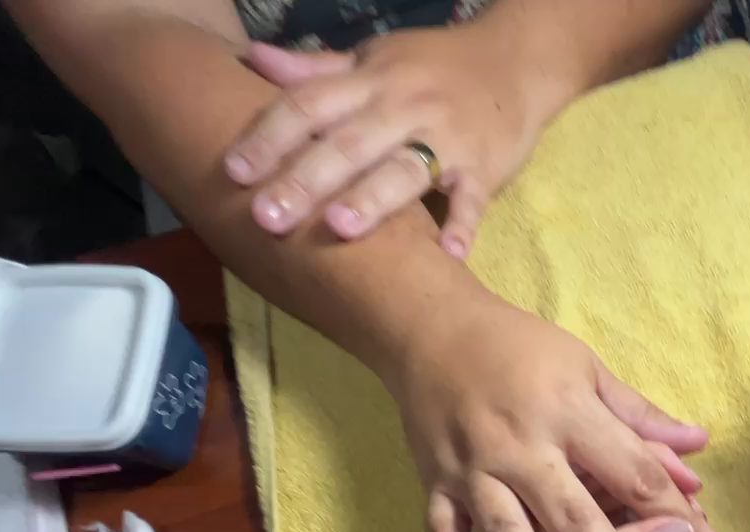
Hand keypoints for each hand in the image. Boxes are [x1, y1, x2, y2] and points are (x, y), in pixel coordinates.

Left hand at [224, 20, 567, 255]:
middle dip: (306, 180)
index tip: (235, 173)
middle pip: (348, 143)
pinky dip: (463, 224)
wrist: (514, 63)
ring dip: (373, 199)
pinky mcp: (485, 167)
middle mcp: (403, 106)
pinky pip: (472, 198)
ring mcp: (447, 138)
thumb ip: (320, 71)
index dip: (270, 137)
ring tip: (340, 229)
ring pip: (404, 168)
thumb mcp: (377, 59)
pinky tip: (449, 254)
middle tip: (269, 218)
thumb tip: (253, 61)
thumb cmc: (437, 68)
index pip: (310, 105)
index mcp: (370, 80)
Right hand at [394, 298, 724, 531]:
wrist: (429, 329)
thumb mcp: (586, 369)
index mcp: (568, 412)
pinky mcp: (437, 483)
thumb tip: (699, 447)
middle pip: (578, 516)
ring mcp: (475, 468)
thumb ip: (640, 417)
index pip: (633, 471)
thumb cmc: (520, 350)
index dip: (673, 514)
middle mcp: (524, 445)